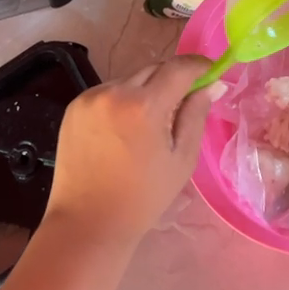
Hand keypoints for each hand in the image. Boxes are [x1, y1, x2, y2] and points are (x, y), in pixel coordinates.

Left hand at [45, 55, 213, 238]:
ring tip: (146, 125)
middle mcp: (115, 92)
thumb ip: (197, 115)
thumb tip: (213, 84)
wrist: (86, 224)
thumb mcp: (181, 160)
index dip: (198, 65)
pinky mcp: (75, 105)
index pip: (179, 67)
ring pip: (130, 80)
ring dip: (144, 91)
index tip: (210, 71)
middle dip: (171, 80)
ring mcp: (91, 97)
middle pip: (153, 70)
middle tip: (181, 103)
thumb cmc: (142, 198)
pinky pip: (108, 92)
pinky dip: (121, 101)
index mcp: (145, 106)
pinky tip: (121, 130)